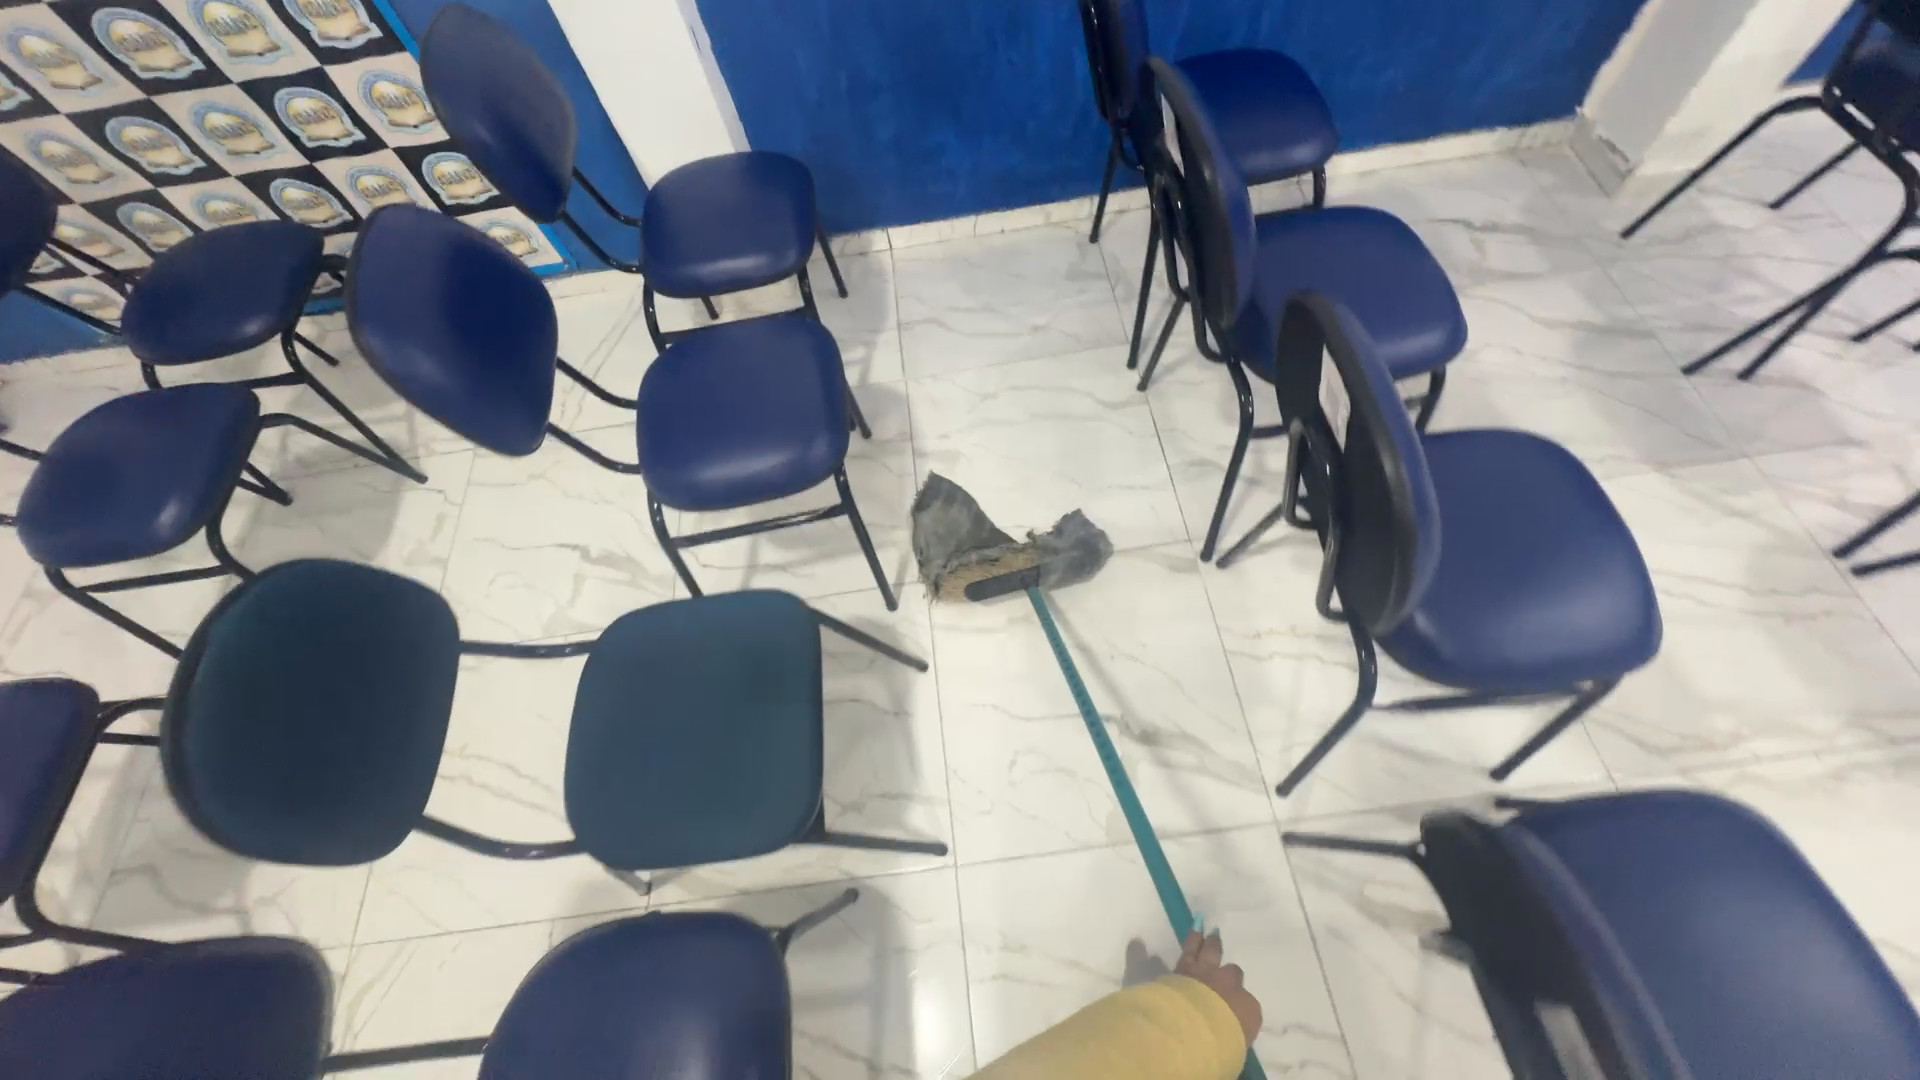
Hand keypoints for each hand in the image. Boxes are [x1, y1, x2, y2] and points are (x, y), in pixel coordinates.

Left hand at [1175, 930, 1261, 1046]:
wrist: (1195, 1027)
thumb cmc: (1221, 1044)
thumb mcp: (1236, 1047)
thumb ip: (1235, 1034)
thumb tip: (1226, 1036)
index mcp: (1248, 1009)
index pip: (1248, 1005)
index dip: (1239, 1007)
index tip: (1234, 1013)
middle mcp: (1229, 985)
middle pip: (1233, 973)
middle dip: (1229, 975)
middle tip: (1227, 972)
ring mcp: (1206, 972)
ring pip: (1212, 952)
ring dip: (1212, 943)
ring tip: (1212, 933)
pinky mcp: (1185, 966)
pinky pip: (1190, 947)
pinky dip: (1193, 938)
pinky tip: (1194, 929)